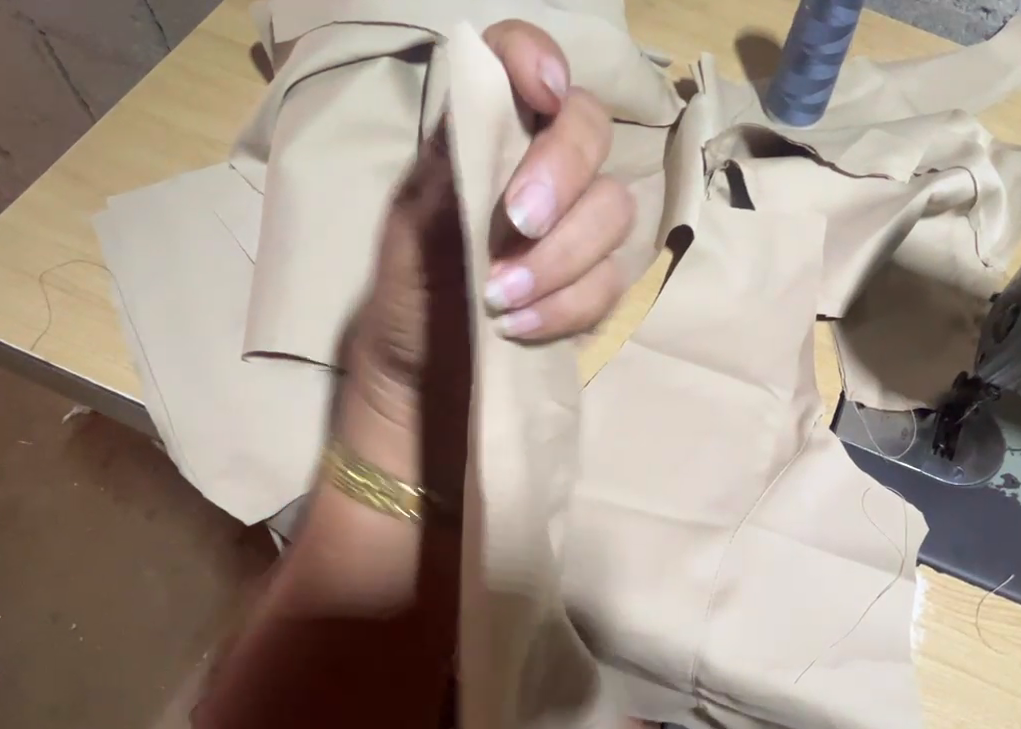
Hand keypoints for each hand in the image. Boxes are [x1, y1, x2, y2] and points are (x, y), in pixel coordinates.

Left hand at [344, 19, 636, 422]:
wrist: (419, 377)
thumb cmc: (407, 294)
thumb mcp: (412, 229)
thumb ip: (452, 170)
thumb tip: (488, 113)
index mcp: (486, 138)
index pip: (521, 65)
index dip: (538, 59)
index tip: (542, 92)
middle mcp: (540, 170)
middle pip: (591, 129)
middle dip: (562, 172)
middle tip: (519, 222)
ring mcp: (575, 230)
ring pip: (614, 210)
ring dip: (560, 255)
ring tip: (500, 296)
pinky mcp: (592, 287)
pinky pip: (610, 283)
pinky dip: (565, 305)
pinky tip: (517, 327)